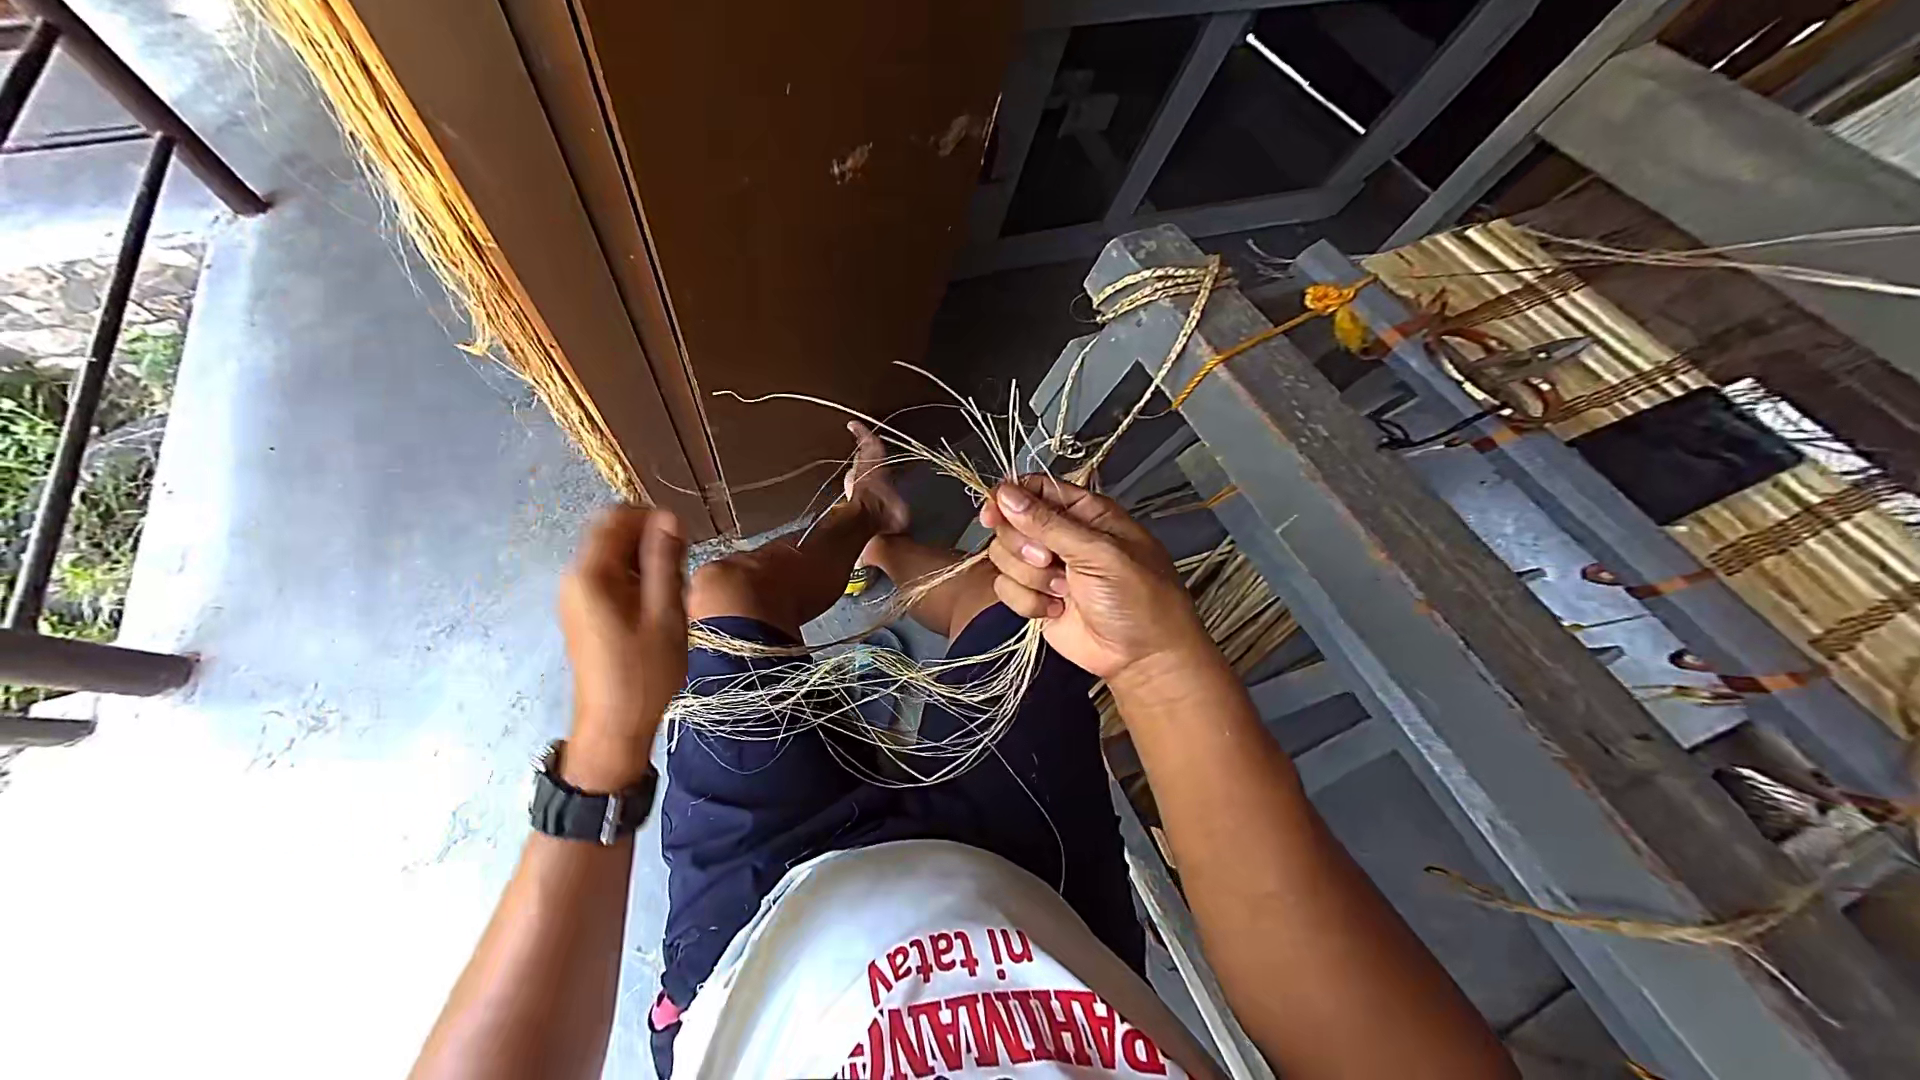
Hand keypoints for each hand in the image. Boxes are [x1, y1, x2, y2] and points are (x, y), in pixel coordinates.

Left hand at [557, 505, 687, 790]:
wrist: (614, 724)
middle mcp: (575, 579)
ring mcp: (576, 597)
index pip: (615, 518)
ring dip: (646, 562)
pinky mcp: (583, 612)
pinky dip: (635, 579)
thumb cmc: (645, 671)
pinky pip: (610, 577)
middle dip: (650, 542)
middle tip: (681, 571)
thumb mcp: (665, 612)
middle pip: (612, 535)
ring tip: (672, 593)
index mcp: (591, 575)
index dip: (651, 518)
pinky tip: (657, 605)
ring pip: (614, 556)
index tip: (683, 539)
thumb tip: (669, 517)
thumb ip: (665, 561)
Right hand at [979, 475, 1215, 683]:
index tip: (994, 514)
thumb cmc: (1139, 599)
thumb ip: (1048, 524)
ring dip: (1030, 578)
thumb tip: (1005, 494)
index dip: (1009, 498)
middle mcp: (1062, 535)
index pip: (1034, 489)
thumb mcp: (1099, 553)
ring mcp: (1046, 568)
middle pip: (1010, 522)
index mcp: (1084, 512)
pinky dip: (1027, 602)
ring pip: (1004, 557)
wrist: (1142, 657)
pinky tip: (1056, 609)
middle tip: (1050, 562)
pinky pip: (1005, 588)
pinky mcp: (1035, 597)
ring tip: (1063, 591)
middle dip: (1023, 546)